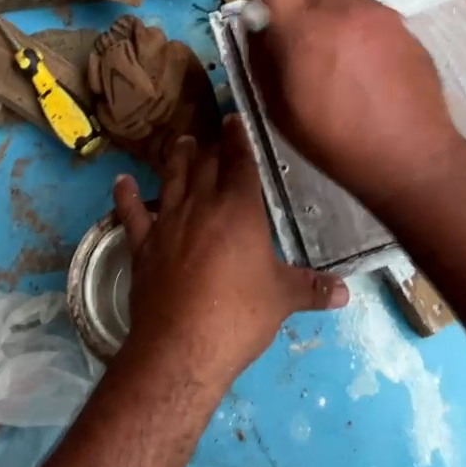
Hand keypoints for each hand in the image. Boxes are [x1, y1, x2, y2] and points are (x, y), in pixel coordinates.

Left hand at [111, 118, 346, 384]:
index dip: (238, 139)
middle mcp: (202, 206)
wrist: (181, 347)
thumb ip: (312, 288)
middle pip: (205, 165)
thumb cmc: (239, 316)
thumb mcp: (283, 299)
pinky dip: (125, 196)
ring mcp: (169, 223)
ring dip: (176, 159)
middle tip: (211, 132)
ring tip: (179, 142)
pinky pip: (132, 214)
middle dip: (210, 146)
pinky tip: (120, 182)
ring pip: (172, 179)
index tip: (233, 120)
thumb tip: (345, 292)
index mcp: (239, 210)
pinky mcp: (143, 245)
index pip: (240, 163)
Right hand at [245, 0, 465, 210]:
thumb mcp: (278, 109)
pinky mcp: (401, 23)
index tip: (256, 5)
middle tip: (287, 20)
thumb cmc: (335, 141)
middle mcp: (341, 8)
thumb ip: (260, 57)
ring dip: (321, 2)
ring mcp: (376, 12)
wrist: (410, 156)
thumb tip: (256, 25)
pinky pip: (365, 6)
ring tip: (325, 40)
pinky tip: (356, 54)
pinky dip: (350, 18)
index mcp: (303, 29)